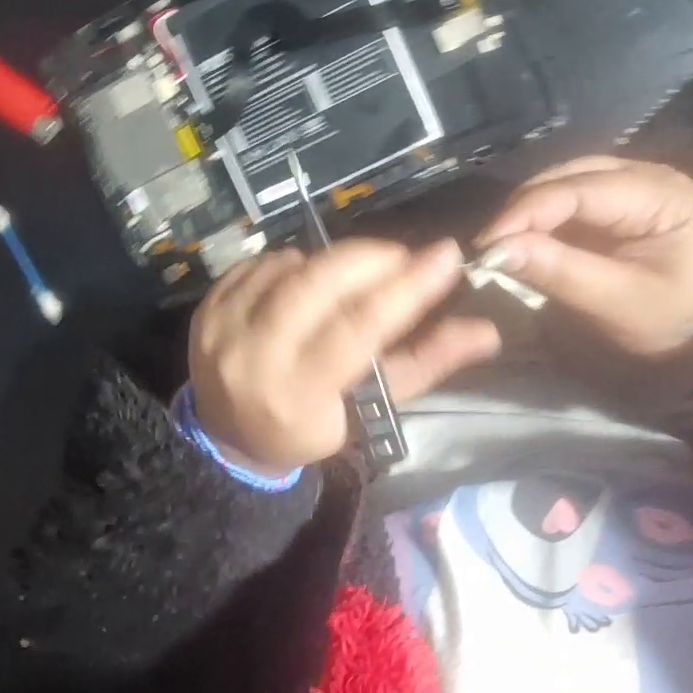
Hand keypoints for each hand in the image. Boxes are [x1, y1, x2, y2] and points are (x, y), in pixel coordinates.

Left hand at [189, 238, 500, 472]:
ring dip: (332, 261)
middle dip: (370, 258)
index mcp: (298, 394)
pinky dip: (294, 262)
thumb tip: (486, 331)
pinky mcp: (206, 306)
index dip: (406, 288)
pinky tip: (310, 277)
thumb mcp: (371, 408)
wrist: (231, 437)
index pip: (357, 328)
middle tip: (402, 256)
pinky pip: (261, 262)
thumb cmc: (312, 427)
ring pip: (289, 265)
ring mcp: (221, 327)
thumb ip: (425, 364)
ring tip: (356, 275)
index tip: (447, 255)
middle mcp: (252, 357)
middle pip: (317, 282)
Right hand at [476, 156, 692, 357]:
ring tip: (500, 250)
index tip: (485, 248)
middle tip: (486, 253)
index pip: (579, 189)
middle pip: (565, 177)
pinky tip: (522, 246)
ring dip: (527, 215)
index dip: (526, 213)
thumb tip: (498, 251)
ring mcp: (628, 185)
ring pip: (560, 184)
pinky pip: (566, 201)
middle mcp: (643, 174)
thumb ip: (562, 274)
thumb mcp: (621, 303)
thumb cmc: (677, 320)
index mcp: (660, 193)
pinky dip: (540, 222)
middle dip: (522, 212)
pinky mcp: (613, 204)